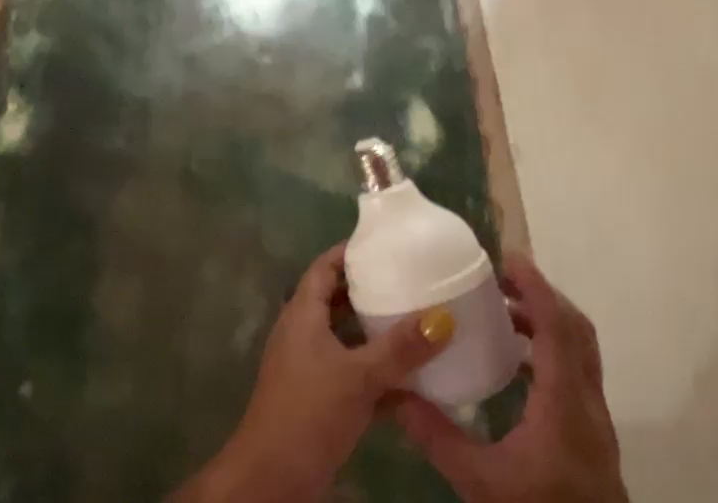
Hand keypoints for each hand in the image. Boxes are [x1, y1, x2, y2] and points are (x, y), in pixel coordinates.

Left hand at [171, 244, 455, 501]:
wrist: (275, 473)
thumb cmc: (310, 409)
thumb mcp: (359, 375)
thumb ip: (400, 347)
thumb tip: (442, 316)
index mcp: (302, 315)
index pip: (323, 268)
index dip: (348, 253)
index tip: (383, 243)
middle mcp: (303, 334)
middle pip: (336, 301)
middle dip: (369, 291)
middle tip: (410, 281)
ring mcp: (310, 367)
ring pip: (347, 339)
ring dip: (377, 333)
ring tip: (418, 322)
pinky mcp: (320, 398)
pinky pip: (353, 374)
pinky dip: (379, 372)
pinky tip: (416, 379)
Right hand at [393, 253, 628, 502]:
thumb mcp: (479, 481)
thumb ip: (436, 435)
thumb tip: (393, 391)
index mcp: (564, 403)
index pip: (558, 328)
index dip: (535, 287)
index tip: (506, 257)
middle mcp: (588, 402)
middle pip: (576, 330)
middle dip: (540, 296)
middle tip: (497, 279)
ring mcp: (595, 418)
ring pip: (580, 351)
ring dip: (545, 322)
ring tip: (499, 313)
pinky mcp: (592, 432)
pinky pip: (575, 372)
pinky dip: (548, 350)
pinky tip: (512, 364)